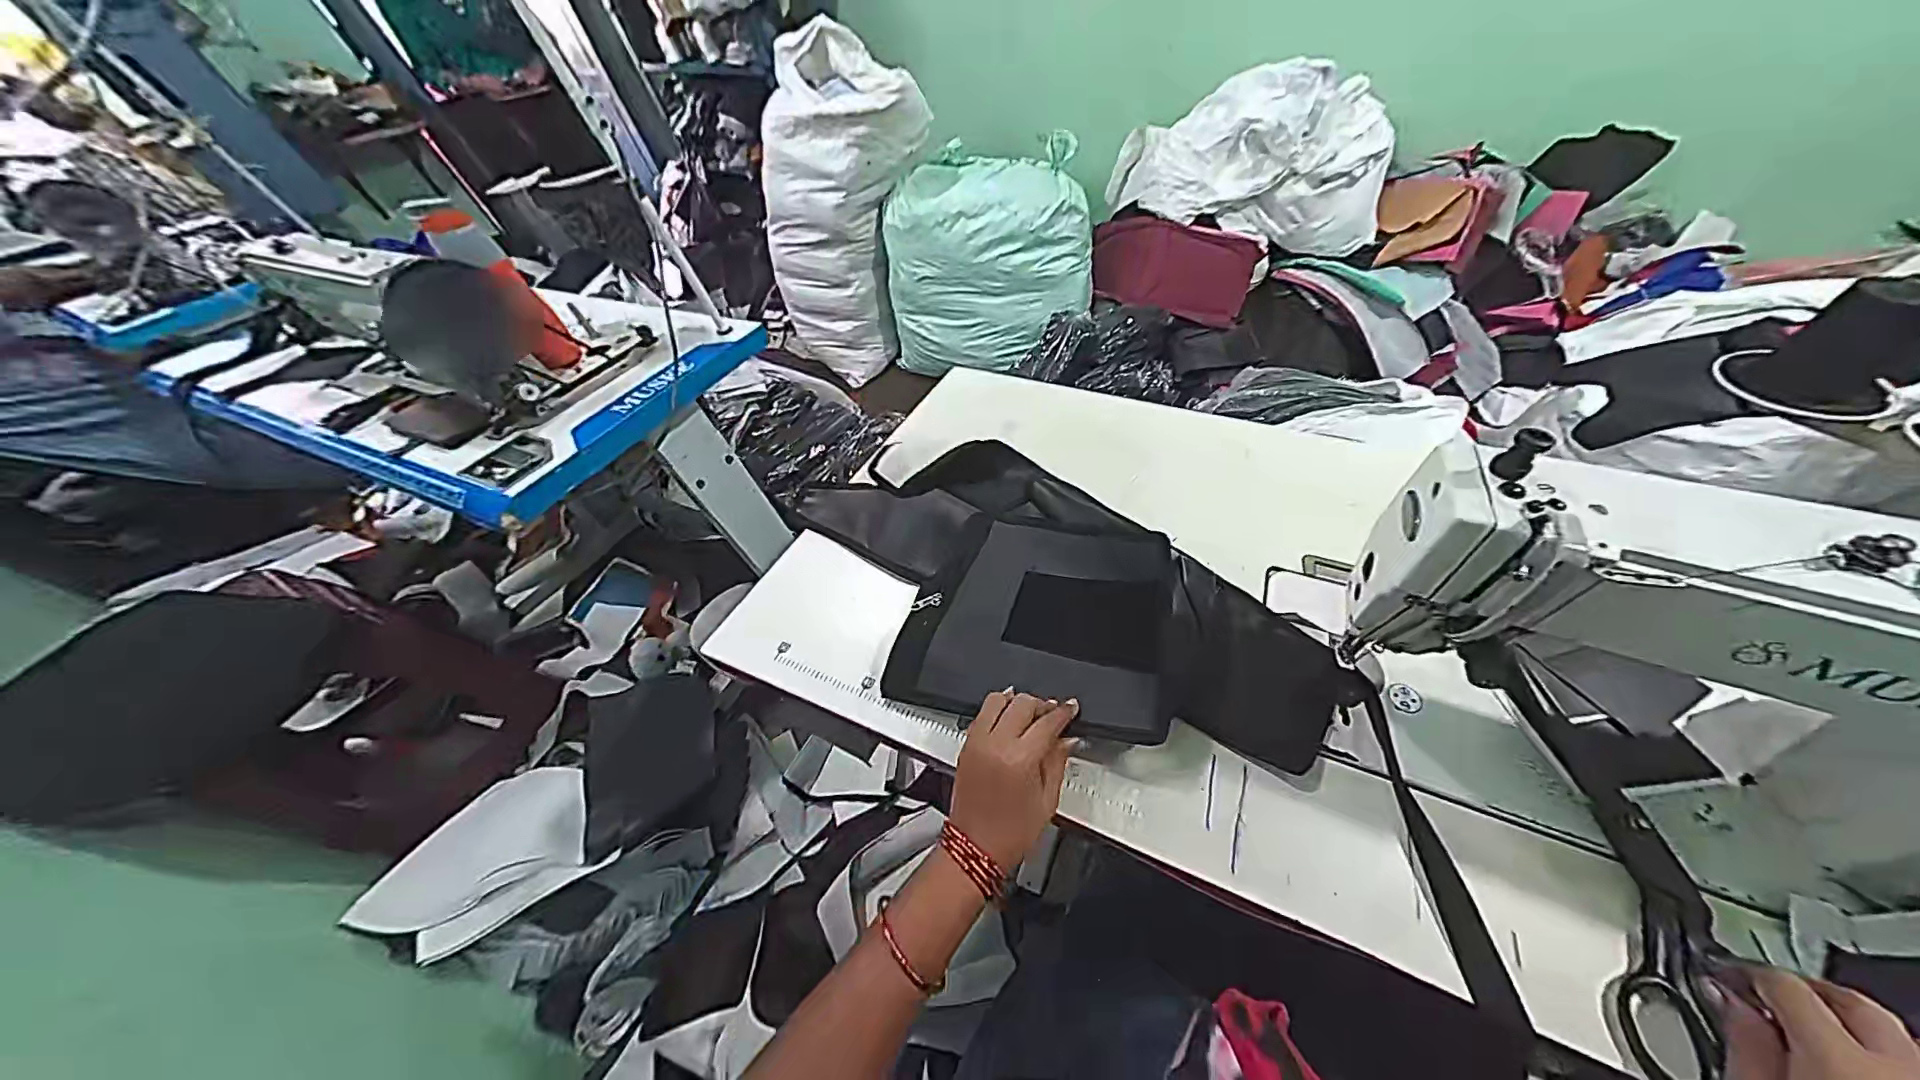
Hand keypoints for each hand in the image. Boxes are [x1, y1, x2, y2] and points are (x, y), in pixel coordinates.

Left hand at [948, 691, 1076, 870]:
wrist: (975, 848)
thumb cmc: (1009, 834)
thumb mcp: (1046, 801)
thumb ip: (1057, 762)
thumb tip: (1067, 739)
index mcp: (1019, 759)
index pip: (1046, 721)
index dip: (1063, 712)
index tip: (1071, 708)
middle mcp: (994, 745)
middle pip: (1022, 703)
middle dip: (1042, 705)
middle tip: (1053, 714)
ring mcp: (976, 743)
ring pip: (996, 700)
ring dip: (1016, 702)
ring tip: (1029, 714)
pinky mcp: (965, 746)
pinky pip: (981, 715)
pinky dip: (996, 711)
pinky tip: (1008, 721)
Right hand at [1724, 968, 1919, 1079]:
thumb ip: (1745, 1045)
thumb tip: (1730, 1001)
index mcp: (1840, 1062)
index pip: (1783, 984)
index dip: (1748, 974)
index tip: (1729, 978)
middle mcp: (1901, 1070)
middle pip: (1851, 1002)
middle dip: (1807, 990)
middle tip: (1770, 993)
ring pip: (1896, 1033)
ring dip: (1852, 1024)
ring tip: (1819, 1032)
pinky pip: (1916, 1057)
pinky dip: (1889, 1055)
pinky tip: (1865, 1063)